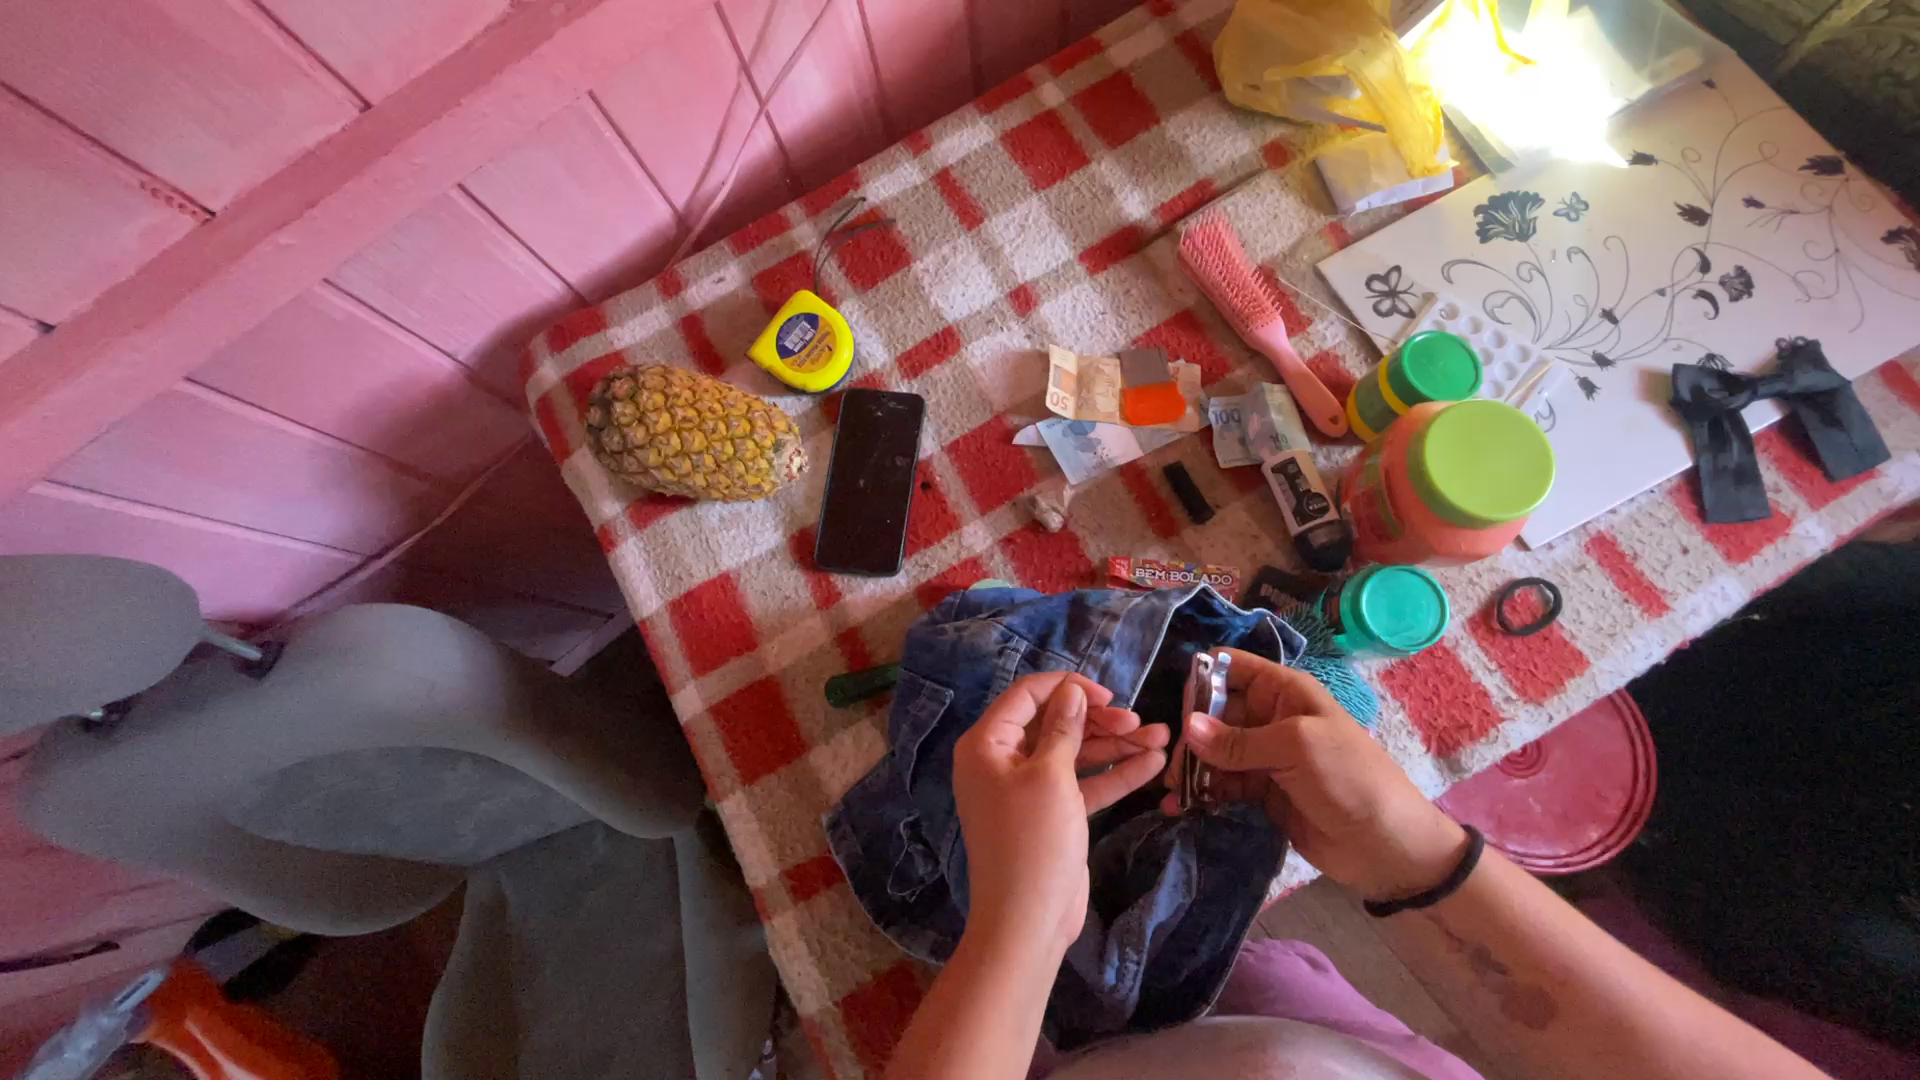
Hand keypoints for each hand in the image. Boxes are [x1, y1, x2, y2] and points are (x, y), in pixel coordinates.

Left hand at [954, 673, 1167, 952]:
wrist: (1027, 922)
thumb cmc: (1032, 840)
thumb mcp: (1050, 777)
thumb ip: (1063, 728)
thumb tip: (1071, 691)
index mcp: (987, 743)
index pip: (1026, 695)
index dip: (1067, 688)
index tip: (1107, 693)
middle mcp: (1003, 759)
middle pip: (1054, 723)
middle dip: (1099, 719)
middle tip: (1138, 720)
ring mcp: (1028, 788)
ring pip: (1074, 753)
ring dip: (1115, 745)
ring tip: (1162, 736)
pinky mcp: (1052, 812)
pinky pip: (1082, 782)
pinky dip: (1114, 774)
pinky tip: (1153, 763)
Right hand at [1161, 649, 1467, 901]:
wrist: (1390, 849)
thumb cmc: (1351, 779)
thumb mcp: (1297, 748)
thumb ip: (1238, 741)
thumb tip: (1186, 728)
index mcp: (1283, 692)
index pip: (1232, 668)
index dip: (1202, 680)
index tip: (1180, 709)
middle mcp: (1269, 717)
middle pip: (1214, 712)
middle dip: (1189, 733)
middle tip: (1169, 762)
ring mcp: (1263, 755)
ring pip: (1213, 750)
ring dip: (1191, 767)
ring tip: (1170, 791)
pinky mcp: (1260, 790)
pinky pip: (1222, 782)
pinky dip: (1202, 792)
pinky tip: (1181, 806)